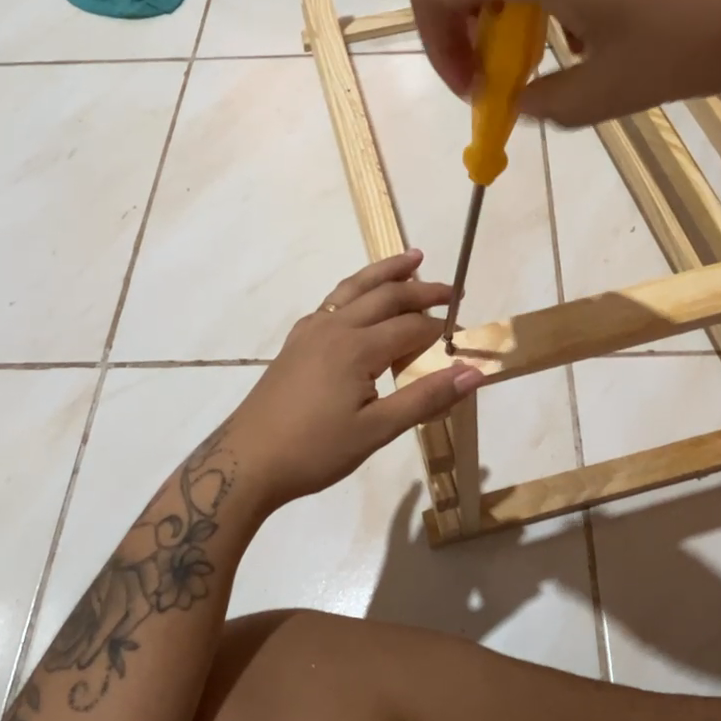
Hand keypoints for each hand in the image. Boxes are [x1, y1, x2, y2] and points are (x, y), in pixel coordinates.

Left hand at [223, 250, 481, 508]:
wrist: (247, 461)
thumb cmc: (315, 450)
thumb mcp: (376, 431)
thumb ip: (426, 398)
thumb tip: (473, 373)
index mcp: (357, 347)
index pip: (411, 327)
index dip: (440, 329)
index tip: (463, 337)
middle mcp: (335, 327)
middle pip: (385, 295)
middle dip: (421, 289)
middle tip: (452, 290)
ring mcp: (311, 331)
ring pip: (354, 289)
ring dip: (385, 273)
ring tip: (412, 258)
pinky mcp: (296, 342)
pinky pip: (332, 302)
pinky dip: (355, 291)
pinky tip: (358, 301)